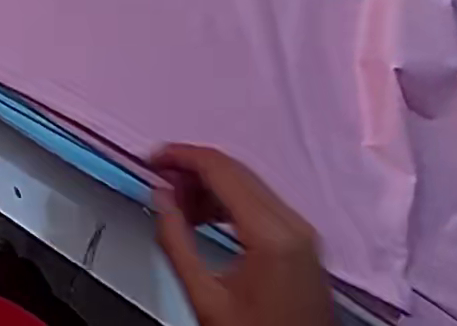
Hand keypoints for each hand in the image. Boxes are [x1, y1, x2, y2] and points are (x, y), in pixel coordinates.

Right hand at [150, 144, 333, 325]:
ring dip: (207, 183)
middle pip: (233, 169)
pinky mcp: (302, 242)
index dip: (181, 156)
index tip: (153, 160)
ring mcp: (302, 232)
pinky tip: (203, 216)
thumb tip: (161, 197)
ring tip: (177, 203)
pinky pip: (258, 201)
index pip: (219, 167)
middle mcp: (293, 224)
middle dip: (191, 168)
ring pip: (245, 182)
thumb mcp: (206, 301)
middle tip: (160, 180)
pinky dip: (227, 199)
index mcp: (272, 234)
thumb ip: (176, 242)